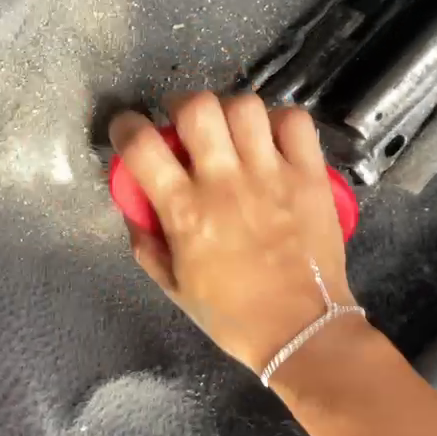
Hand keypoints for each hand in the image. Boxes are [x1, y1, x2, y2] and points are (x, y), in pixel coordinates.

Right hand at [109, 93, 356, 373]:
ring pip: (244, 106)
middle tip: (182, 125)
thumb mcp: (170, 285)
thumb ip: (145, 241)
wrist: (300, 330)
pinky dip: (277, 121)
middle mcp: (225, 182)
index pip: (141, 145)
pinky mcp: (311, 175)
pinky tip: (269, 140)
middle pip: (196, 107)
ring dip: (227, 112)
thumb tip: (135, 205)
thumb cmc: (229, 314)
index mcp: (184, 211)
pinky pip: (294, 121)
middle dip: (180, 105)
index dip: (125, 126)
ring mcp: (272, 174)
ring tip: (228, 132)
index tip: (127, 130)